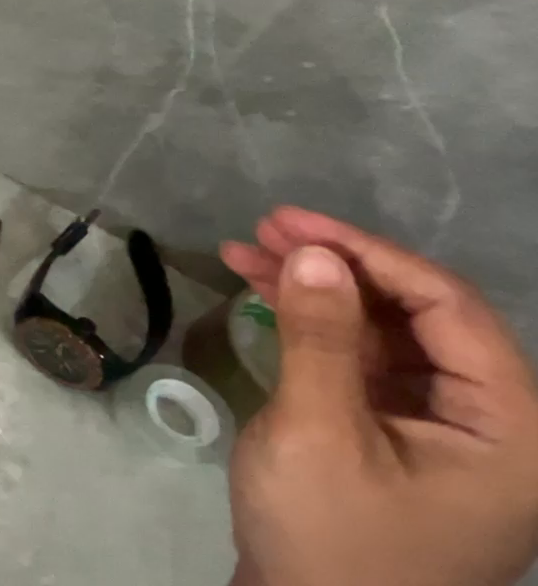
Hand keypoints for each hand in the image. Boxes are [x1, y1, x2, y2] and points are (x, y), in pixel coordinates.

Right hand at [220, 207, 537, 585]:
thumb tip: (311, 253)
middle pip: (420, 317)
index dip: (370, 254)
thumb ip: (319, 338)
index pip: (451, 310)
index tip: (288, 223)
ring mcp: (442, 432)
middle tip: (260, 230)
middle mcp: (494, 425)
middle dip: (337, 266)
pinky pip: (362, 362)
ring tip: (243, 253)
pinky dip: (312, 326)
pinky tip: (265, 298)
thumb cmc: (329, 531)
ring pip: (385, 333)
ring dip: (316, 290)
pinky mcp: (394, 436)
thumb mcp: (318, 431)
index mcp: (513, 430)